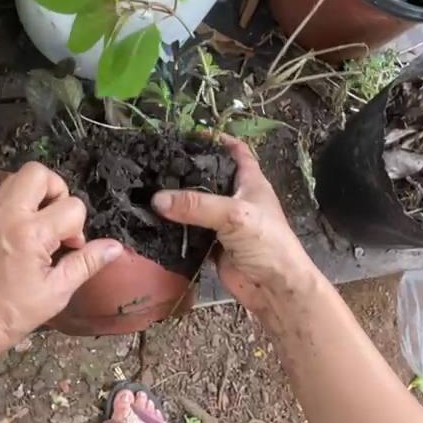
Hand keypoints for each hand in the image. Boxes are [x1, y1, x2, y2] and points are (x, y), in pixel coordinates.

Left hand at [0, 162, 121, 362]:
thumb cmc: (14, 312)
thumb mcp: (58, 291)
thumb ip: (87, 262)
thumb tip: (116, 247)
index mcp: (31, 234)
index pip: (72, 207)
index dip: (79, 229)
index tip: (69, 250)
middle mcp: (10, 215)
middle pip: (40, 173)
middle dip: (59, 192)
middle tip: (58, 221)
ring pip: (21, 176)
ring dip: (40, 193)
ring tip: (45, 223)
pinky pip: (7, 191)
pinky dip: (24, 200)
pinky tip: (29, 229)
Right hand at [153, 136, 317, 314]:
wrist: (274, 288)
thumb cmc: (266, 242)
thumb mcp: (234, 215)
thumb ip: (196, 205)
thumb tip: (157, 198)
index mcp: (250, 183)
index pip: (237, 152)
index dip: (218, 140)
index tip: (190, 134)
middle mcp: (236, 199)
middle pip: (209, 178)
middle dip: (187, 170)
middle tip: (158, 161)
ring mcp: (224, 224)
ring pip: (196, 206)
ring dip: (177, 200)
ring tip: (148, 186)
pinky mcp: (213, 245)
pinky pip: (190, 232)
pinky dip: (175, 227)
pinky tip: (154, 219)